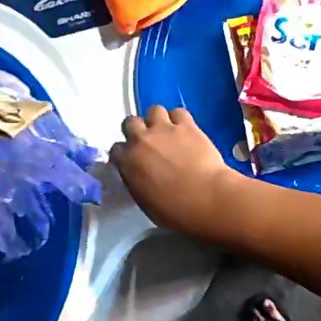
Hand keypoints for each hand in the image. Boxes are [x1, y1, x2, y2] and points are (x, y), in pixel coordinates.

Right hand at [110, 105, 247, 239]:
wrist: (204, 197)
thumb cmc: (173, 210)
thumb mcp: (144, 200)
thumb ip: (137, 181)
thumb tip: (141, 175)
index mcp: (127, 162)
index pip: (117, 149)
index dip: (126, 153)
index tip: (134, 159)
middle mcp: (142, 140)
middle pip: (130, 122)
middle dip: (138, 129)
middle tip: (150, 142)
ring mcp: (164, 129)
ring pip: (154, 110)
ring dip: (159, 120)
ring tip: (169, 132)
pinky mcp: (187, 125)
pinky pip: (179, 112)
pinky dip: (181, 120)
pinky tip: (187, 130)